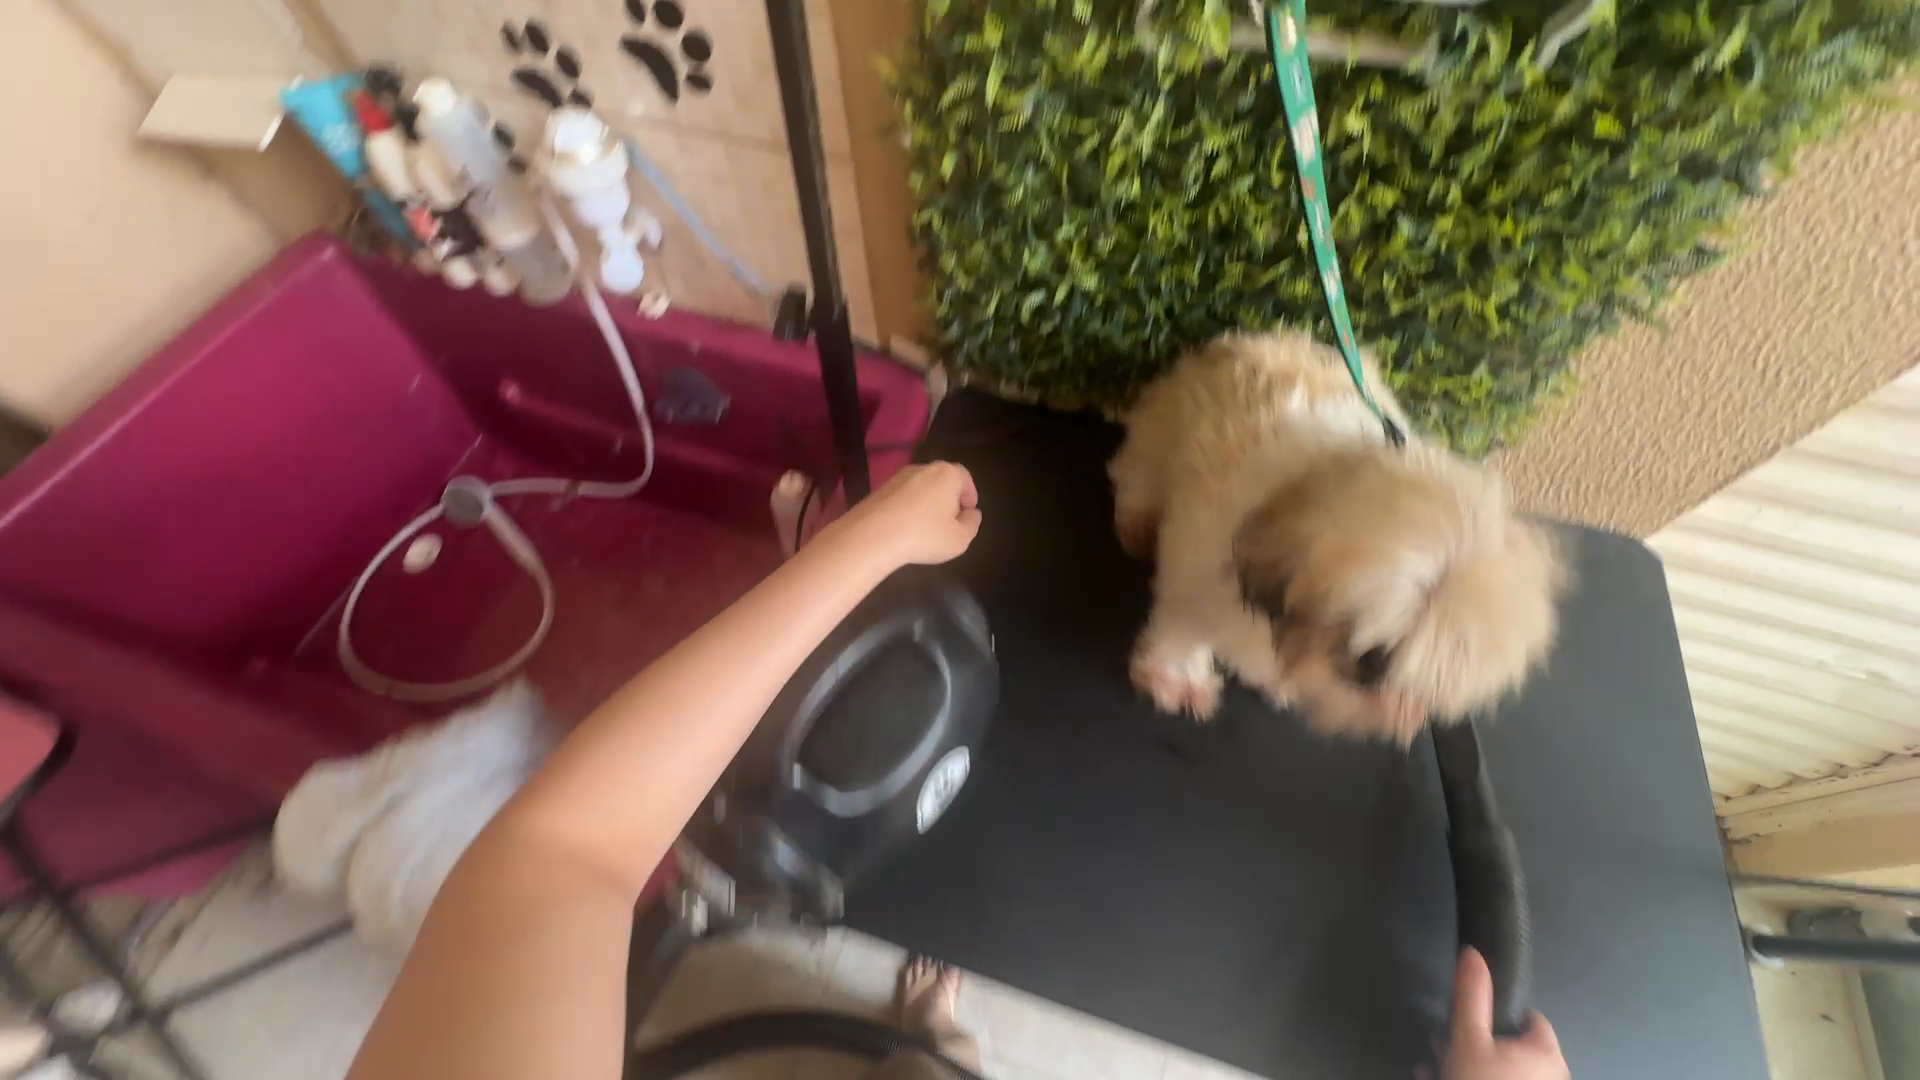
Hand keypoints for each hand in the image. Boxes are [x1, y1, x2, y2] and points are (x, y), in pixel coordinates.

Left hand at [828, 462, 981, 568]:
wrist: (872, 536)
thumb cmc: (924, 536)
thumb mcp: (960, 538)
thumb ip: (971, 524)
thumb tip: (971, 513)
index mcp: (947, 474)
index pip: (965, 478)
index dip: (969, 495)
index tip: (968, 512)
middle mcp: (923, 468)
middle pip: (942, 480)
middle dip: (948, 498)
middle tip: (949, 520)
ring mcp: (899, 477)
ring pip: (921, 487)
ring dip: (927, 503)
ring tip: (926, 527)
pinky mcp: (880, 489)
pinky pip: (903, 496)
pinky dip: (908, 508)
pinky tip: (905, 528)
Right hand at [1425, 949, 1567, 1079]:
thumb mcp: (1467, 1035)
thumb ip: (1471, 994)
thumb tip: (1474, 954)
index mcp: (1546, 1054)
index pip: (1531, 1017)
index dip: (1499, 1010)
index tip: (1471, 1016)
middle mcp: (1552, 1077)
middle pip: (1509, 1044)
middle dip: (1470, 1040)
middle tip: (1443, 1042)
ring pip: (1499, 1070)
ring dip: (1465, 1063)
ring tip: (1436, 1066)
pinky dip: (1472, 1078)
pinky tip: (1441, 1079)